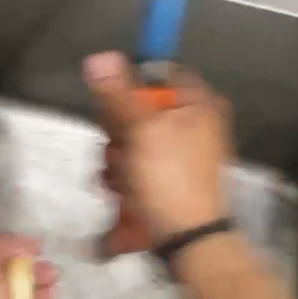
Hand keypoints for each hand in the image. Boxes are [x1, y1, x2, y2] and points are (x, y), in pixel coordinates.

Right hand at [84, 52, 234, 253]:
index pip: (156, 73)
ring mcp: (178, 152)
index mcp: (198, 103)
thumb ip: (118, 94)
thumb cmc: (171, 179)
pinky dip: (123, 176)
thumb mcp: (142, 130)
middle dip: (117, 132)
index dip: (129, 84)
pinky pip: (133, 163)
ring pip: (129, 138)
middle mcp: (192, 122)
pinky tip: (123, 190)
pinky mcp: (166, 177)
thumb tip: (99, 57)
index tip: (112, 104)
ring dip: (116, 159)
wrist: (188, 241)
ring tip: (122, 179)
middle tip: (121, 148)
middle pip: (136, 107)